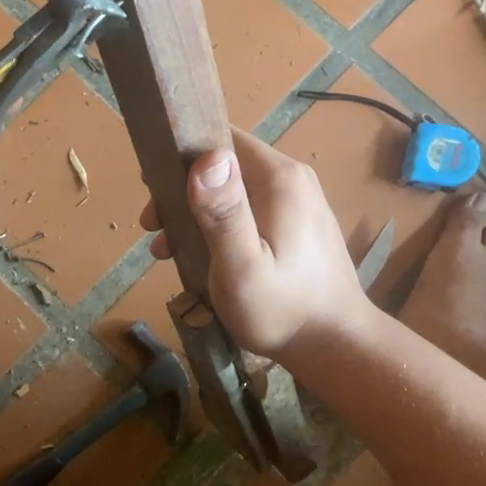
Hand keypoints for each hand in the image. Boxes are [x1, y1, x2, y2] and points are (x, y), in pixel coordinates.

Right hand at [142, 127, 372, 354]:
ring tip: (166, 249)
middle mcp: (291, 180)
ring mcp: (297, 203)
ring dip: (194, 213)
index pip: (222, 138)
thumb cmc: (282, 309)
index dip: (181, 154)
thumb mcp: (242, 266)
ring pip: (232, 190)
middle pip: (224, 165)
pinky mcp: (296, 226)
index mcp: (278, 180)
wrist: (334, 347)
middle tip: (151, 228)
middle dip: (181, 190)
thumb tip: (205, 159)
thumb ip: (223, 213)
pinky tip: (199, 258)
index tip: (151, 186)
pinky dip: (217, 226)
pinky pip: (247, 211)